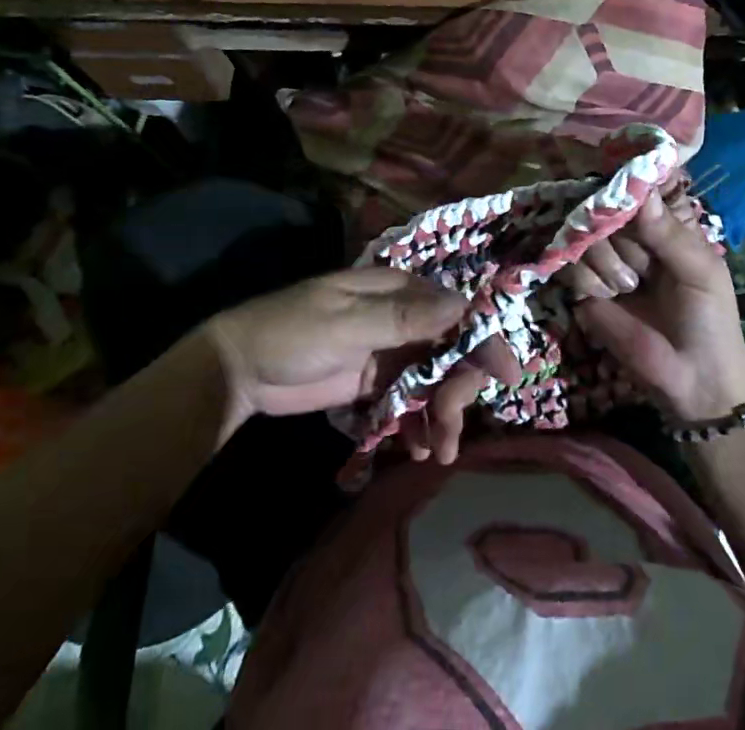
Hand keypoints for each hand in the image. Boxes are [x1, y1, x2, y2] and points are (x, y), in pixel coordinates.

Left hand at [206, 268, 468, 428]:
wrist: (239, 370)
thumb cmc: (289, 333)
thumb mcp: (345, 324)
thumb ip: (403, 318)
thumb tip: (464, 303)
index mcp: (395, 291)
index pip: (454, 311)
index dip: (482, 340)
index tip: (505, 375)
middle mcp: (401, 319)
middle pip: (451, 350)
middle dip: (458, 389)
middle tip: (451, 427)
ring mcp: (389, 352)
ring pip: (434, 380)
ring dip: (442, 415)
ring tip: (437, 453)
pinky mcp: (376, 383)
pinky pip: (411, 402)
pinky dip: (418, 424)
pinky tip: (417, 450)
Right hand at [560, 194, 744, 420]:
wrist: (691, 378)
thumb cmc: (709, 318)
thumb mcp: (701, 271)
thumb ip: (669, 233)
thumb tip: (641, 192)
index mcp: (664, 226)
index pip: (637, 191)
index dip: (627, 187)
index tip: (620, 189)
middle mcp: (631, 238)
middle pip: (603, 210)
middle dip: (618, 235)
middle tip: (641, 266)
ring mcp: (605, 262)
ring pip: (583, 236)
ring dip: (604, 260)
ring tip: (627, 287)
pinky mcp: (584, 289)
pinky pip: (569, 266)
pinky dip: (586, 278)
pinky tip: (606, 296)